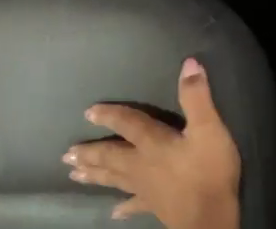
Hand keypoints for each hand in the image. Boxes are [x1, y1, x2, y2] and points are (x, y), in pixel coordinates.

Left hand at [64, 58, 242, 227]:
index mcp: (152, 143)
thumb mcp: (208, 126)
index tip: (89, 112)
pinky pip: (133, 205)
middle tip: (67, 153)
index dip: (110, 116)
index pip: (128, 124)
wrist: (208, 216)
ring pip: (114, 179)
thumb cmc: (208, 168)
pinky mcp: (154, 205)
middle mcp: (141, 165)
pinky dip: (122, 207)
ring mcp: (145, 188)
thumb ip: (196, 96)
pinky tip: (113, 211)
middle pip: (111, 156)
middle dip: (90, 152)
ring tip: (74, 174)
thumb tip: (188, 63)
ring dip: (95, 174)